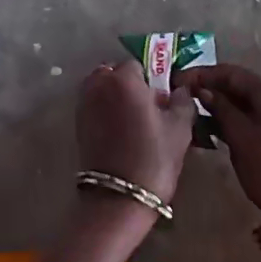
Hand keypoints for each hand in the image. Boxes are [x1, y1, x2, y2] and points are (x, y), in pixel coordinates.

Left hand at [77, 61, 195, 203]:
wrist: (119, 196)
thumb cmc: (154, 157)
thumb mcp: (180, 127)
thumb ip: (183, 100)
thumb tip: (181, 89)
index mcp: (124, 79)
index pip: (138, 65)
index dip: (151, 80)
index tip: (161, 99)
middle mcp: (99, 84)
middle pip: (115, 73)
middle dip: (129, 84)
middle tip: (147, 108)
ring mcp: (84, 103)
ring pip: (101, 87)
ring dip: (114, 95)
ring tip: (132, 119)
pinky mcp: (77, 122)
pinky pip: (93, 103)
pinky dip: (104, 109)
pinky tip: (119, 130)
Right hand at [173, 64, 260, 221]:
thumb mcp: (238, 135)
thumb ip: (220, 108)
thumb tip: (201, 89)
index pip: (232, 73)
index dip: (204, 74)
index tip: (179, 79)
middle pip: (238, 84)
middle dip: (210, 86)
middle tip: (182, 92)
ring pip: (243, 100)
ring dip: (218, 102)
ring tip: (191, 107)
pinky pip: (249, 114)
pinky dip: (230, 116)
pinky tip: (209, 123)